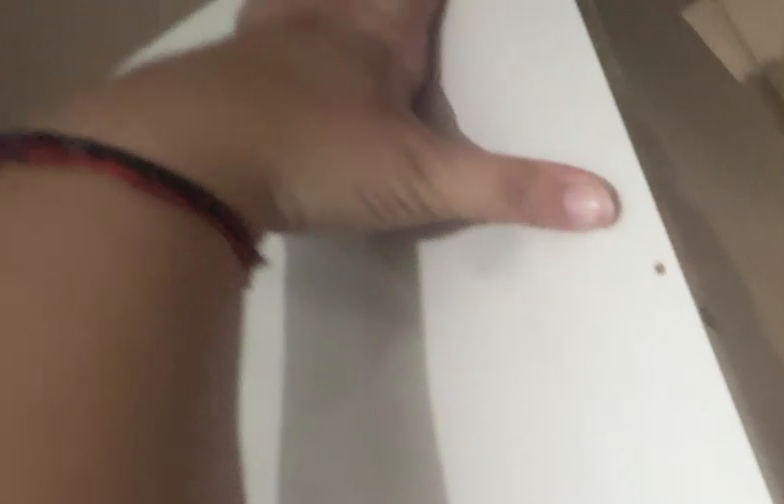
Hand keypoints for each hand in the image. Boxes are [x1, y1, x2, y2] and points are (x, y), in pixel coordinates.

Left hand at [46, 0, 618, 234]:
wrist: (177, 165)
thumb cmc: (311, 154)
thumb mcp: (430, 181)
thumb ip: (515, 190)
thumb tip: (606, 203)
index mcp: (370, 40)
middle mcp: (315, 31)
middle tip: (392, 3)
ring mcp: (263, 55)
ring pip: (298, 8)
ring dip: (318, 5)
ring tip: (329, 10)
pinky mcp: (226, 89)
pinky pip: (259, 50)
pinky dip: (275, 46)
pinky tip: (275, 64)